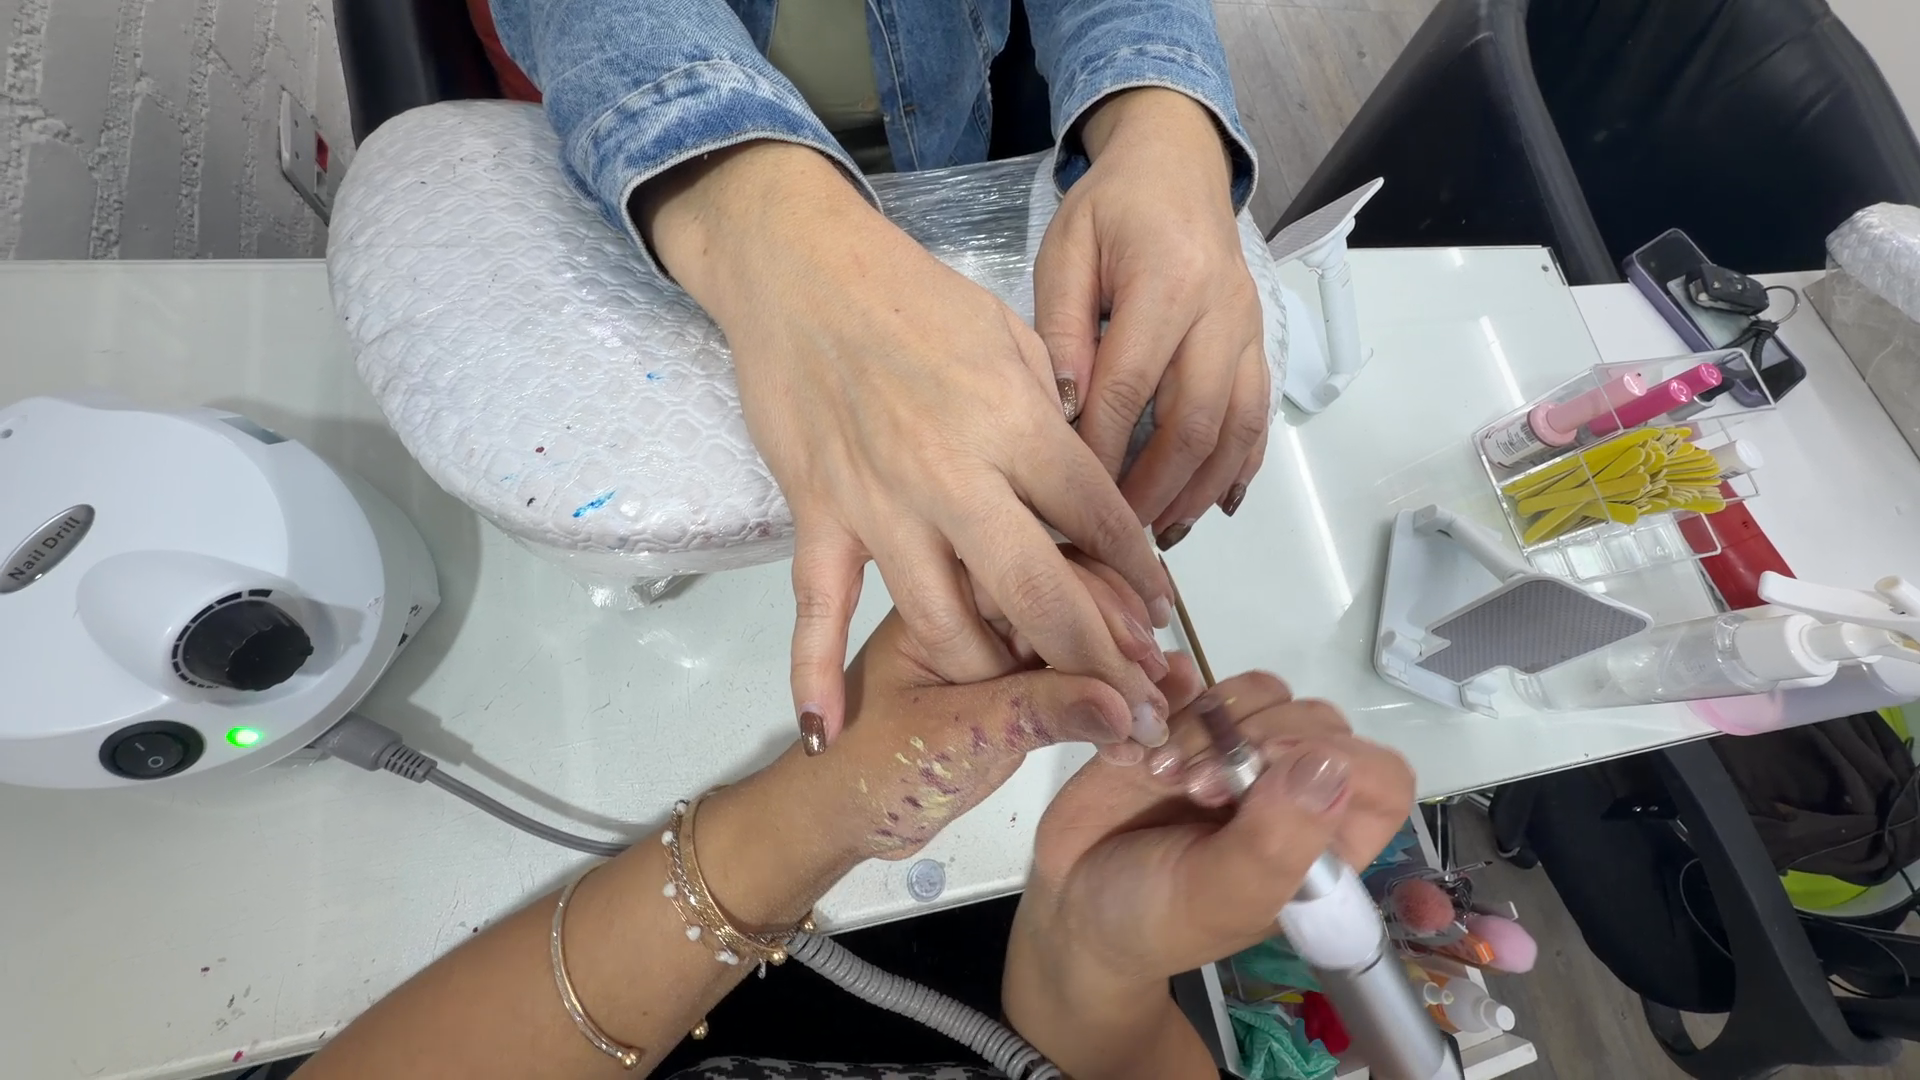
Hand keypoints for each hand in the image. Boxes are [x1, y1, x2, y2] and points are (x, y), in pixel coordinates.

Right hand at [637, 142, 1174, 752]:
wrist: (802, 272)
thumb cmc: (915, 297)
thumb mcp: (1009, 336)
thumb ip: (1049, 412)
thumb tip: (1080, 473)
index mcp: (1012, 421)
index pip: (1096, 515)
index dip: (1138, 572)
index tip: (1160, 614)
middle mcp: (953, 474)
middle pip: (1036, 588)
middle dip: (1093, 653)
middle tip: (1128, 699)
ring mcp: (879, 504)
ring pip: (941, 619)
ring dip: (990, 672)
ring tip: (1025, 695)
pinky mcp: (818, 516)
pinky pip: (815, 606)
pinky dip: (812, 673)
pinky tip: (822, 732)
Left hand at [798, 580, 1204, 863]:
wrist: (843, 811)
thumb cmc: (872, 768)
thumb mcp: (951, 738)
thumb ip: (1033, 714)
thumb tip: (1126, 707)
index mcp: (943, 595)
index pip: (1031, 579)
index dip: (1094, 616)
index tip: (1139, 663)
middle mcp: (976, 605)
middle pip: (1064, 592)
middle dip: (1119, 632)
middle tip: (1161, 677)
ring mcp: (998, 639)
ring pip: (1075, 627)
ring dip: (1124, 655)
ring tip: (1172, 685)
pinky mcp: (1016, 675)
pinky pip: (1072, 667)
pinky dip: (1111, 683)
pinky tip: (1152, 697)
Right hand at [1003, 674, 1412, 1077]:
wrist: (1071, 895)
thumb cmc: (1154, 915)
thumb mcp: (1220, 896)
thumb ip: (1276, 840)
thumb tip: (1328, 764)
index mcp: (1319, 838)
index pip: (1375, 776)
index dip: (1333, 758)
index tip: (1264, 768)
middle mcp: (1285, 786)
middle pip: (1314, 720)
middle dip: (1252, 742)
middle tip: (1192, 787)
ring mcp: (1231, 747)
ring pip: (1257, 692)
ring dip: (1204, 723)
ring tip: (1156, 770)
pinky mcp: (1179, 720)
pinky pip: (1192, 679)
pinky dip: (1165, 693)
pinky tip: (1136, 739)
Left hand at [1035, 88, 1269, 549]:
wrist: (1179, 168)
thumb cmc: (1111, 209)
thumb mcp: (1067, 253)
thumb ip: (1063, 328)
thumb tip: (1067, 411)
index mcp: (1167, 284)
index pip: (1129, 386)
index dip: (1102, 451)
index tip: (1073, 499)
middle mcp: (1221, 313)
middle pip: (1192, 421)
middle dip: (1154, 487)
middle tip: (1118, 535)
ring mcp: (1249, 332)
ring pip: (1234, 428)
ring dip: (1200, 489)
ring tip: (1162, 533)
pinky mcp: (1259, 345)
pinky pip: (1258, 415)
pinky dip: (1240, 466)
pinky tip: (1217, 504)